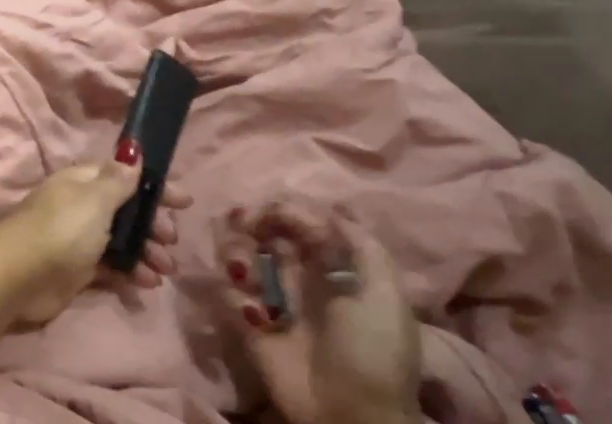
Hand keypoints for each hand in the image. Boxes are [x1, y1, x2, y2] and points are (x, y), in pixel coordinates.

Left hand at [0, 158, 189, 324]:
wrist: (20, 276)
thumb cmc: (61, 231)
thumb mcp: (93, 200)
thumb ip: (116, 179)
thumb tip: (132, 148)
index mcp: (79, 182)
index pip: (121, 177)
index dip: (152, 187)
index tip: (185, 202)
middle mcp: (78, 206)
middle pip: (124, 211)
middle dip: (152, 224)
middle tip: (171, 240)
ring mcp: (77, 238)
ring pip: (120, 240)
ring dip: (146, 252)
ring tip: (165, 269)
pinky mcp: (77, 268)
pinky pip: (111, 265)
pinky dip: (131, 272)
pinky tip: (146, 283)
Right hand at [218, 202, 420, 423]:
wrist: (348, 412)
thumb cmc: (370, 350)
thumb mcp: (385, 296)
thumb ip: (360, 245)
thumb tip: (325, 208)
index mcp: (333, 263)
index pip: (297, 218)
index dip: (279, 209)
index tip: (267, 215)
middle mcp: (299, 272)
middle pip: (261, 227)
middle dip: (248, 223)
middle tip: (242, 230)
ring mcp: (270, 294)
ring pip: (237, 251)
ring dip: (236, 255)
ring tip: (244, 276)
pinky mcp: (246, 318)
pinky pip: (227, 290)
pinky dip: (235, 296)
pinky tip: (255, 316)